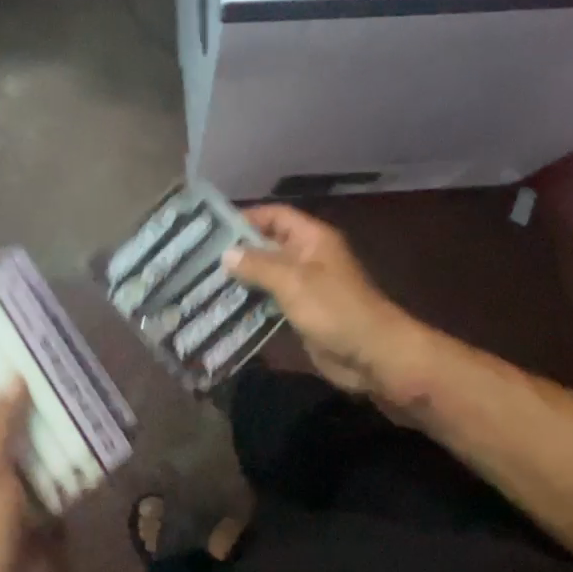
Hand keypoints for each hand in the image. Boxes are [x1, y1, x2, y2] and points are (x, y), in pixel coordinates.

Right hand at [223, 204, 421, 396]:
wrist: (372, 355)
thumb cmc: (334, 309)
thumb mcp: (293, 281)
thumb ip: (258, 265)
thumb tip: (227, 253)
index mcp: (312, 238)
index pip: (276, 216)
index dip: (248, 217)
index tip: (213, 227)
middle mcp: (309, 257)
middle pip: (270, 245)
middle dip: (239, 250)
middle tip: (200, 257)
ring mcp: (307, 286)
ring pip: (269, 275)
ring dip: (243, 279)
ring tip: (205, 283)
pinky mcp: (304, 313)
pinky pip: (273, 301)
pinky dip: (253, 303)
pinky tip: (226, 308)